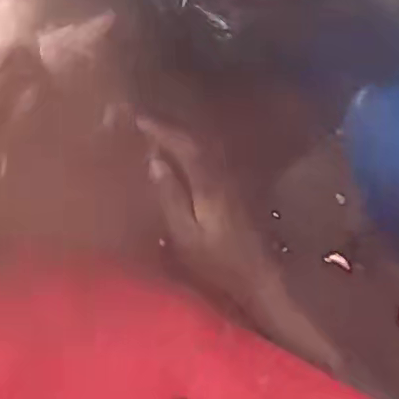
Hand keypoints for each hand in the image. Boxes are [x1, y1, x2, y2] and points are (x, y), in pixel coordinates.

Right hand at [139, 113, 276, 313]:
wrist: (260, 281)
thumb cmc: (219, 264)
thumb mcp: (186, 237)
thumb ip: (171, 197)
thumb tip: (155, 162)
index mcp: (209, 183)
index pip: (184, 145)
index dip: (161, 128)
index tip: (138, 118)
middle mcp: (222, 174)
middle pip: (194, 140)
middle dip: (167, 126)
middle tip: (141, 118)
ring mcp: (230, 179)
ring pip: (202, 146)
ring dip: (177, 134)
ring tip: (153, 129)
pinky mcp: (232, 188)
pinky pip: (206, 156)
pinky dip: (187, 147)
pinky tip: (175, 152)